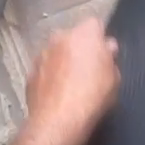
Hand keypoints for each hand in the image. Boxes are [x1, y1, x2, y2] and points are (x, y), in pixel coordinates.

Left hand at [24, 18, 119, 144]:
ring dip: (63, 61)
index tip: (104, 53)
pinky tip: (58, 94)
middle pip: (73, 36)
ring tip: (71, 85)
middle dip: (80, 48)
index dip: (100, 37)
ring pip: (56, 52)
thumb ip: (110, 58)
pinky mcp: (30, 71)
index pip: (95, 24)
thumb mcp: (114, 78)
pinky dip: (50, 76)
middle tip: (89, 69)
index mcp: (84, 34)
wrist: (58, 119)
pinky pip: (45, 68)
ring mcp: (42, 53)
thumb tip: (107, 48)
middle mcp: (60, 37)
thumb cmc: (93, 96)